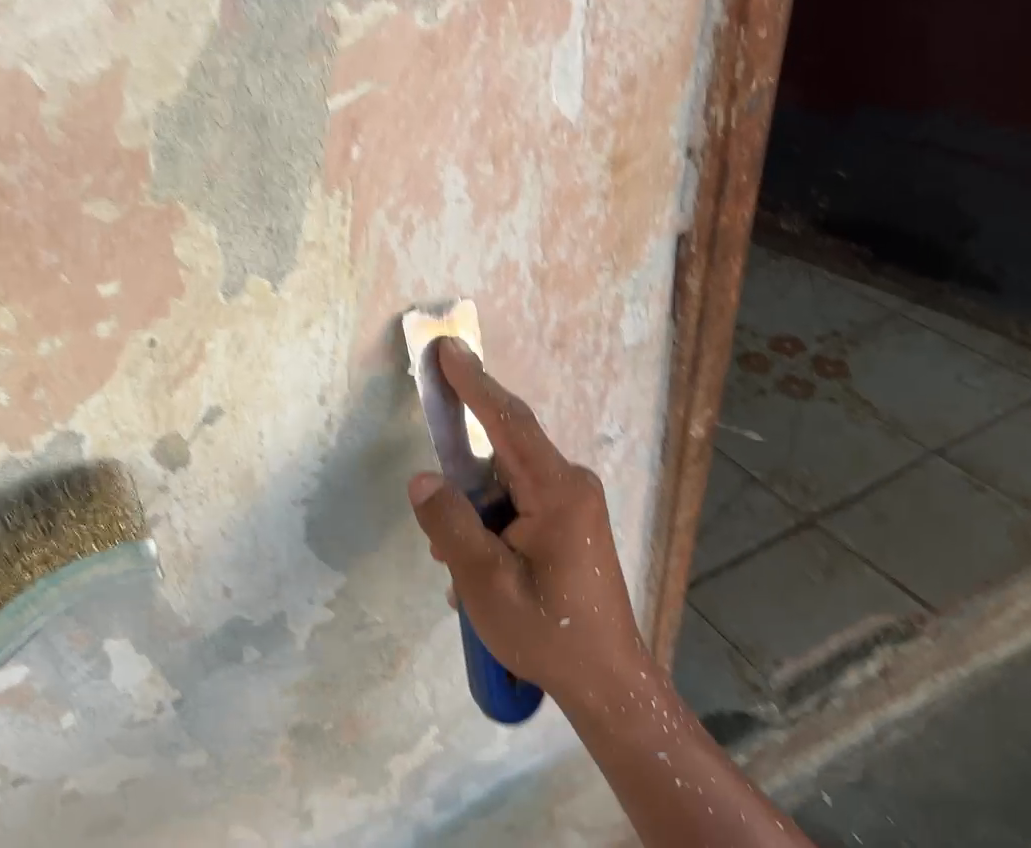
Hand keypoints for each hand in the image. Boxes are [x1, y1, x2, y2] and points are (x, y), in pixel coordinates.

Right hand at [408, 337, 648, 704]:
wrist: (607, 683)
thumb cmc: (548, 631)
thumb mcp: (485, 582)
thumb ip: (450, 523)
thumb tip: (423, 478)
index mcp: (557, 491)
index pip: (507, 421)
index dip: (472, 383)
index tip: (447, 348)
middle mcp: (570, 486)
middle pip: (499, 457)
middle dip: (462, 490)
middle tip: (448, 548)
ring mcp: (571, 505)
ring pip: (500, 487)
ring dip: (472, 521)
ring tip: (467, 577)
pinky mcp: (567, 524)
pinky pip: (513, 506)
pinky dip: (488, 531)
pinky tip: (483, 576)